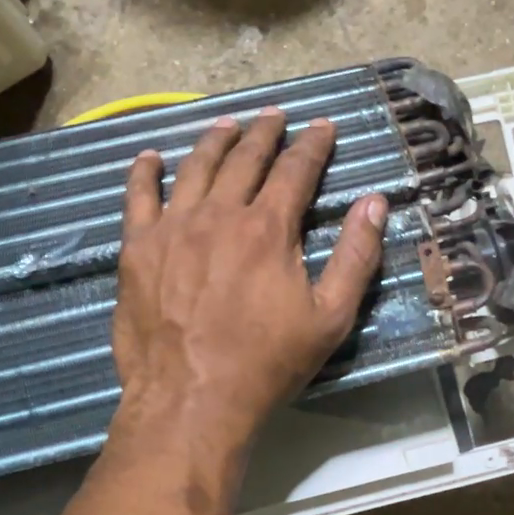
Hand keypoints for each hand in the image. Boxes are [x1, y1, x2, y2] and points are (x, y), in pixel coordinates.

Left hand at [109, 108, 387, 458]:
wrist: (191, 399)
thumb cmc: (267, 363)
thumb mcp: (330, 318)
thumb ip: (356, 257)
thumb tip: (375, 203)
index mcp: (268, 228)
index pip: (295, 170)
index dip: (312, 145)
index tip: (323, 126)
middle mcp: (219, 214)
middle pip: (244, 159)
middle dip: (264, 132)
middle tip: (275, 116)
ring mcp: (172, 228)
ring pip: (195, 168)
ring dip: (214, 141)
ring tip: (227, 124)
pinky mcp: (138, 249)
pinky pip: (138, 198)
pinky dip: (145, 173)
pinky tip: (150, 157)